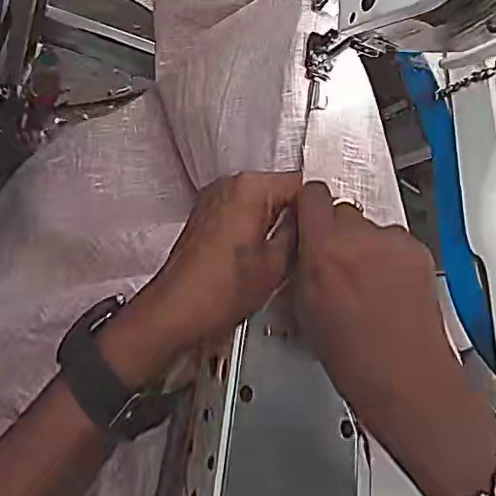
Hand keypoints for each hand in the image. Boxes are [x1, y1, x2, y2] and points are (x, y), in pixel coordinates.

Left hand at [100, 171, 300, 386]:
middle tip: (302, 247)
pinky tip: (255, 257)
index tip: (321, 231)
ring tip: (277, 256)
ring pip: (260, 201)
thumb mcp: (278, 264)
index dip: (316, 210)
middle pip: (279, 190)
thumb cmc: (217, 292)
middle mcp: (230, 183)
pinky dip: (251, 227)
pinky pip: (240, 210)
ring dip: (272, 222)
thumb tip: (310, 223)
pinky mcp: (205, 213)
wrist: (175, 312)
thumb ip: (301, 232)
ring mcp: (215, 197)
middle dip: (293, 216)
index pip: (301, 184)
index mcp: (251, 188)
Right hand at [292, 182, 491, 495]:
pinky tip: (389, 287)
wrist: (407, 381)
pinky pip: (395, 240)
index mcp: (324, 252)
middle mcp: (359, 239)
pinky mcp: (417, 250)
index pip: (312, 195)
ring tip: (368, 284)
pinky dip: (391, 256)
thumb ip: (300, 270)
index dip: (309, 207)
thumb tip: (300, 251)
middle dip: (337, 232)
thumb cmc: (358, 362)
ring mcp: (392, 242)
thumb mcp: (306, 314)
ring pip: (370, 226)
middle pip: (342, 210)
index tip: (309, 216)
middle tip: (339, 263)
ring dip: (365, 245)